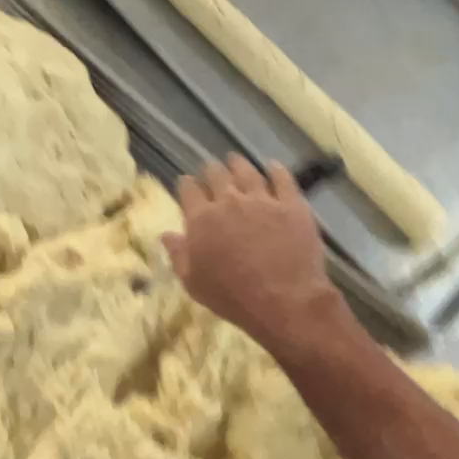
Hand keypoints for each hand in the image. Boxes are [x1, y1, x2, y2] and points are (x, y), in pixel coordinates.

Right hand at [162, 154, 348, 355]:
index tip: (187, 183)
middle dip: (211, 170)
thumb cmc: (231, 296)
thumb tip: (167, 235)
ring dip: (238, 164)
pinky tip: (272, 166)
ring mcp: (263, 200)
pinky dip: (275, 170)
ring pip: (247, 172)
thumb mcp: (193, 282)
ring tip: (235, 159)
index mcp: (201, 219)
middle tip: (211, 168)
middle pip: (217, 175)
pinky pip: (282, 179)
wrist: (283, 299)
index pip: (189, 191)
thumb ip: (179, 255)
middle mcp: (229, 202)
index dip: (186, 184)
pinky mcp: (292, 204)